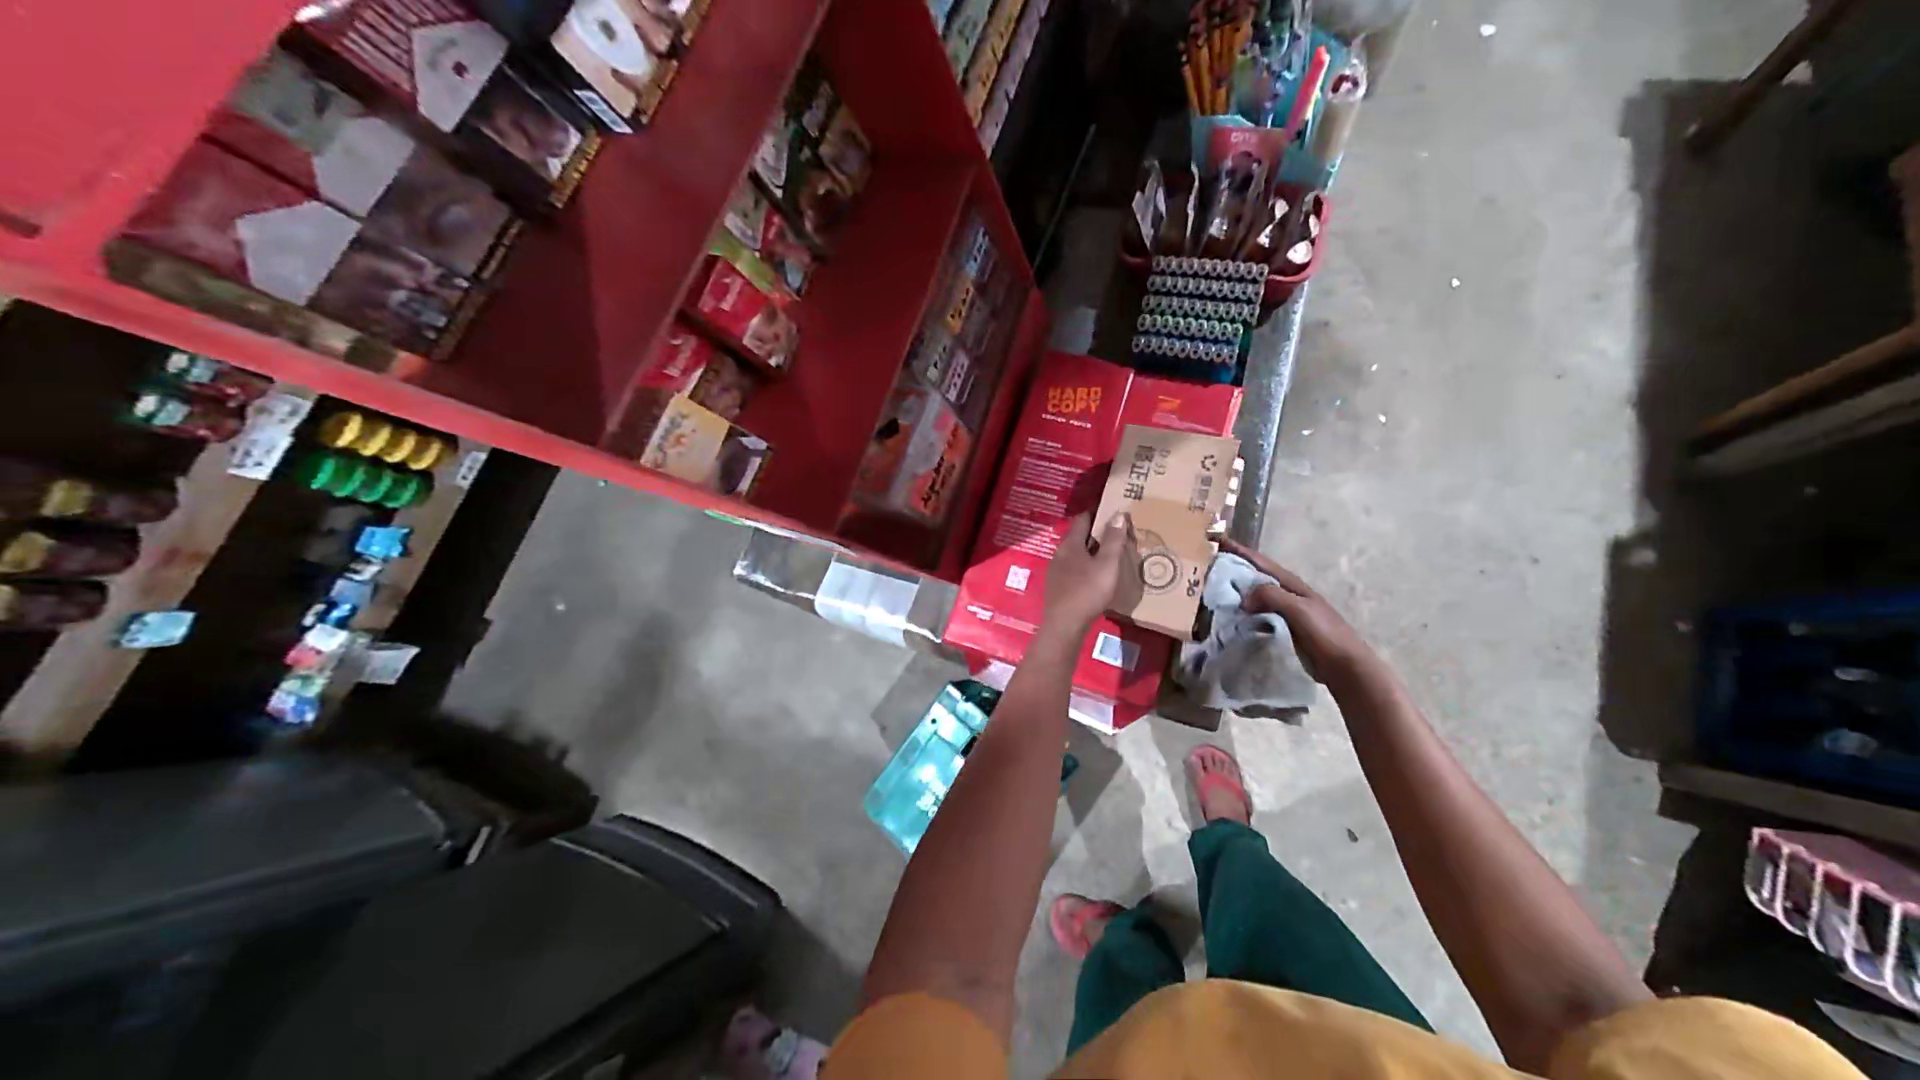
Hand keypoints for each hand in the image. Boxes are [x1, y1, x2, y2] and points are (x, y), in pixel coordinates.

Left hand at [1042, 512, 1134, 632]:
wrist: (1064, 624)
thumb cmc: (1088, 591)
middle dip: (1096, 532)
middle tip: (1116, 534)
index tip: (1113, 511)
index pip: (1083, 519)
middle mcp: (1060, 553)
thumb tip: (1118, 514)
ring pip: (1075, 553)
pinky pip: (1073, 568)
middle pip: (1078, 536)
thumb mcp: (1107, 564)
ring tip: (1109, 555)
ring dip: (1091, 550)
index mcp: (1070, 544)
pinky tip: (1096, 576)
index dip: (1097, 512)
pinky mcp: (1057, 586)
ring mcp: (1056, 570)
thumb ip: (1113, 540)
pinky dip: (1086, 565)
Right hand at [1219, 538, 1374, 686]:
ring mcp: (1282, 611)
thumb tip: (1243, 597)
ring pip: (1251, 596)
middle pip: (1252, 577)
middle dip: (1230, 569)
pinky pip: (1253, 615)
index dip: (1237, 550)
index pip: (1259, 561)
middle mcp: (1284, 593)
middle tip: (1203, 567)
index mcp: (1290, 583)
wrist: (1343, 665)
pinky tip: (1226, 618)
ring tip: (1208, 591)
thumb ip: (1271, 595)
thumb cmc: (1324, 633)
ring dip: (1233, 592)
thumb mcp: (1299, 608)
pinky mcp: (1279, 628)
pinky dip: (1239, 613)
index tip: (1213, 540)